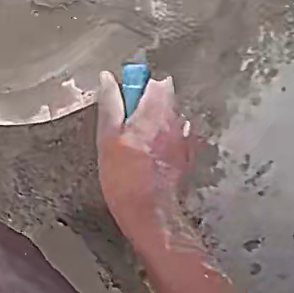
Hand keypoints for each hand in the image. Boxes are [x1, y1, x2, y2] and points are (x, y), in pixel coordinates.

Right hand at [95, 71, 196, 241]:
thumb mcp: (107, 137)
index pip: (154, 81)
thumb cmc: (124, 176)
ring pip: (169, 116)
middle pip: (164, 97)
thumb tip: (107, 78)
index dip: (136, 85)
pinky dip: (162, 137)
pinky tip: (147, 154)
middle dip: (144, 103)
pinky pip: (174, 135)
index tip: (122, 98)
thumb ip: (110, 104)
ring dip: (153, 120)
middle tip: (123, 123)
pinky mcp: (186, 155)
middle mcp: (175, 122)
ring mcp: (184, 139)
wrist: (150, 213)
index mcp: (155, 113)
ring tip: (133, 142)